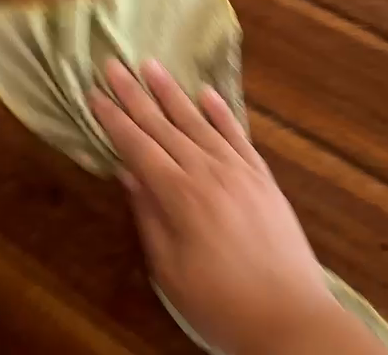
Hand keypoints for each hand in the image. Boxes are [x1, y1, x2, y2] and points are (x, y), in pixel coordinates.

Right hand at [89, 60, 380, 354]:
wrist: (294, 323)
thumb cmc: (222, 304)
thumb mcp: (170, 270)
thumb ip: (148, 217)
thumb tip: (127, 172)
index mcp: (179, 196)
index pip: (137, 146)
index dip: (113, 119)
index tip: (94, 93)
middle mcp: (207, 173)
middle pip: (162, 125)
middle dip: (134, 94)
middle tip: (113, 64)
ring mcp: (239, 172)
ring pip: (197, 122)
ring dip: (171, 92)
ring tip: (151, 65)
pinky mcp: (263, 179)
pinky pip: (238, 136)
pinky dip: (221, 113)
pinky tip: (206, 93)